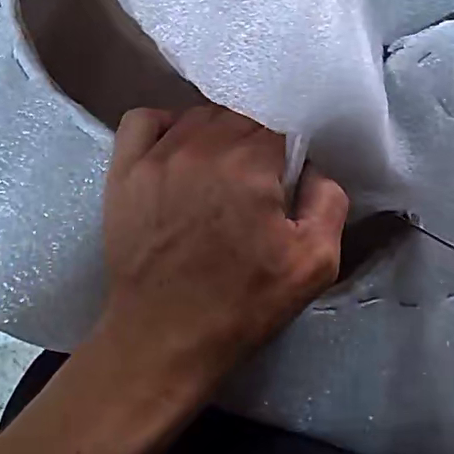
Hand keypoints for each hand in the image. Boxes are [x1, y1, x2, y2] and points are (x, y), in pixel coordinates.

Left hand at [95, 105, 347, 388]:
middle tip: (258, 180)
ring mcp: (157, 155)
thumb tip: (312, 166)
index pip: (279, 121)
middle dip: (256, 140)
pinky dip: (166, 126)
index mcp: (250, 164)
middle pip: (241, 114)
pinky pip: (144, 118)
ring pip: (199, 114)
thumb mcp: (316, 263)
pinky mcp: (124, 170)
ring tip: (222, 170)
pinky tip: (179, 151)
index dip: (287, 146)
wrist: (163, 339)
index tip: (286, 174)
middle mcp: (202, 147)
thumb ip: (330, 199)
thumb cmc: (242, 303)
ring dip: (218, 133)